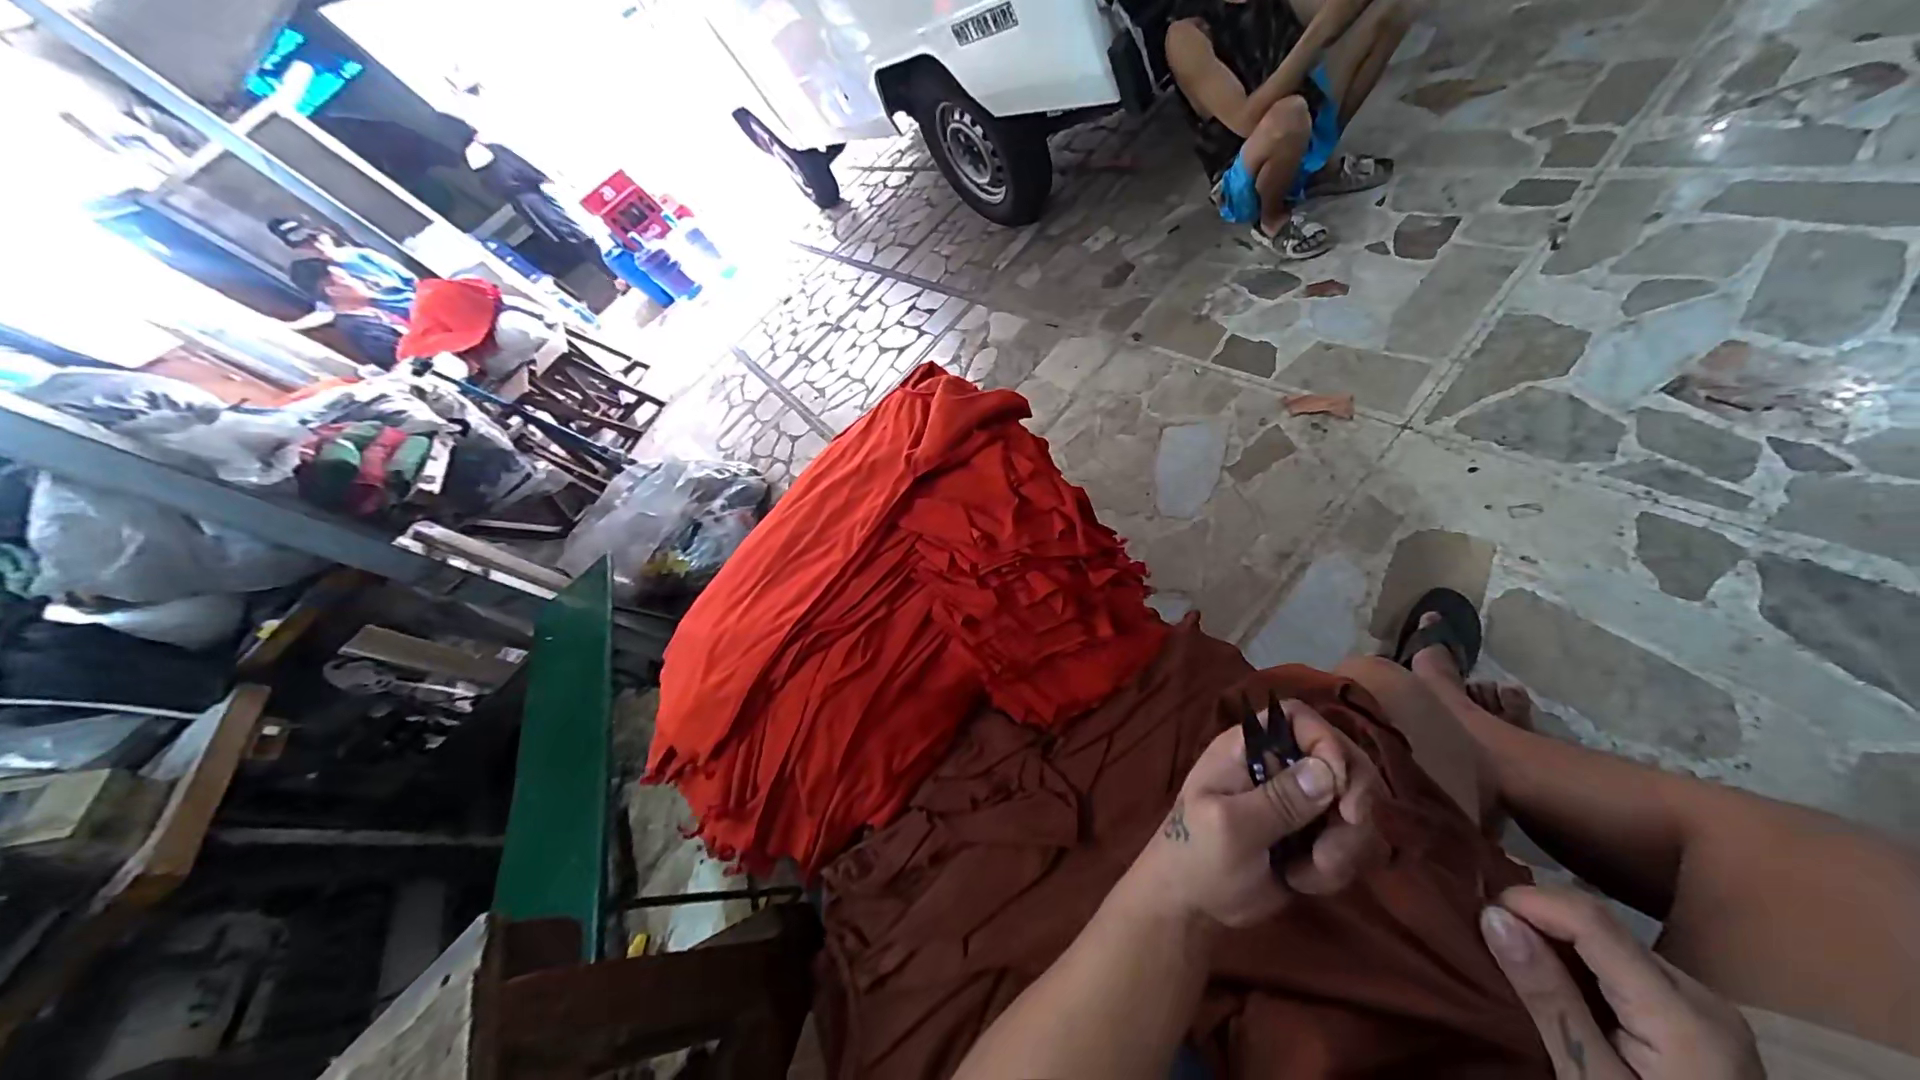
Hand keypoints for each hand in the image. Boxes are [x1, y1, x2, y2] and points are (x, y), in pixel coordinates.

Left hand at [1121, 700, 1387, 928]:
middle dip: (1352, 806)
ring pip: (1356, 806)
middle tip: (1332, 849)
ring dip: (1343, 846)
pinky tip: (1302, 881)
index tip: (1341, 788)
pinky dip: (1337, 868)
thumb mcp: (1231, 828)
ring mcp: (1300, 800)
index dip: (1328, 743)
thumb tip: (1327, 770)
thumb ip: (1278, 801)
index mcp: (1247, 749)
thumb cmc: (1196, 857)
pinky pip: (1352, 842)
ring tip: (1303, 874)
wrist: (1193, 905)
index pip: (1299, 717)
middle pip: (1343, 759)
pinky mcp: (1316, 834)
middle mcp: (1278, 765)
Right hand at [1481, 886, 1764, 1079]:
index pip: (1592, 918)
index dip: (1528, 902)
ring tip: (1513, 955)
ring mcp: (1708, 1011)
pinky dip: (1581, 961)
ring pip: (1613, 941)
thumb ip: (1548, 999)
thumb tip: (1494, 916)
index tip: (1477, 917)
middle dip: (1538, 919)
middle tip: (1486, 937)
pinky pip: (1628, 966)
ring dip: (1556, 938)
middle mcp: (1703, 998)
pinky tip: (1556, 980)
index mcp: (1684, 1015)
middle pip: (1604, 926)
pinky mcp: (1701, 1024)